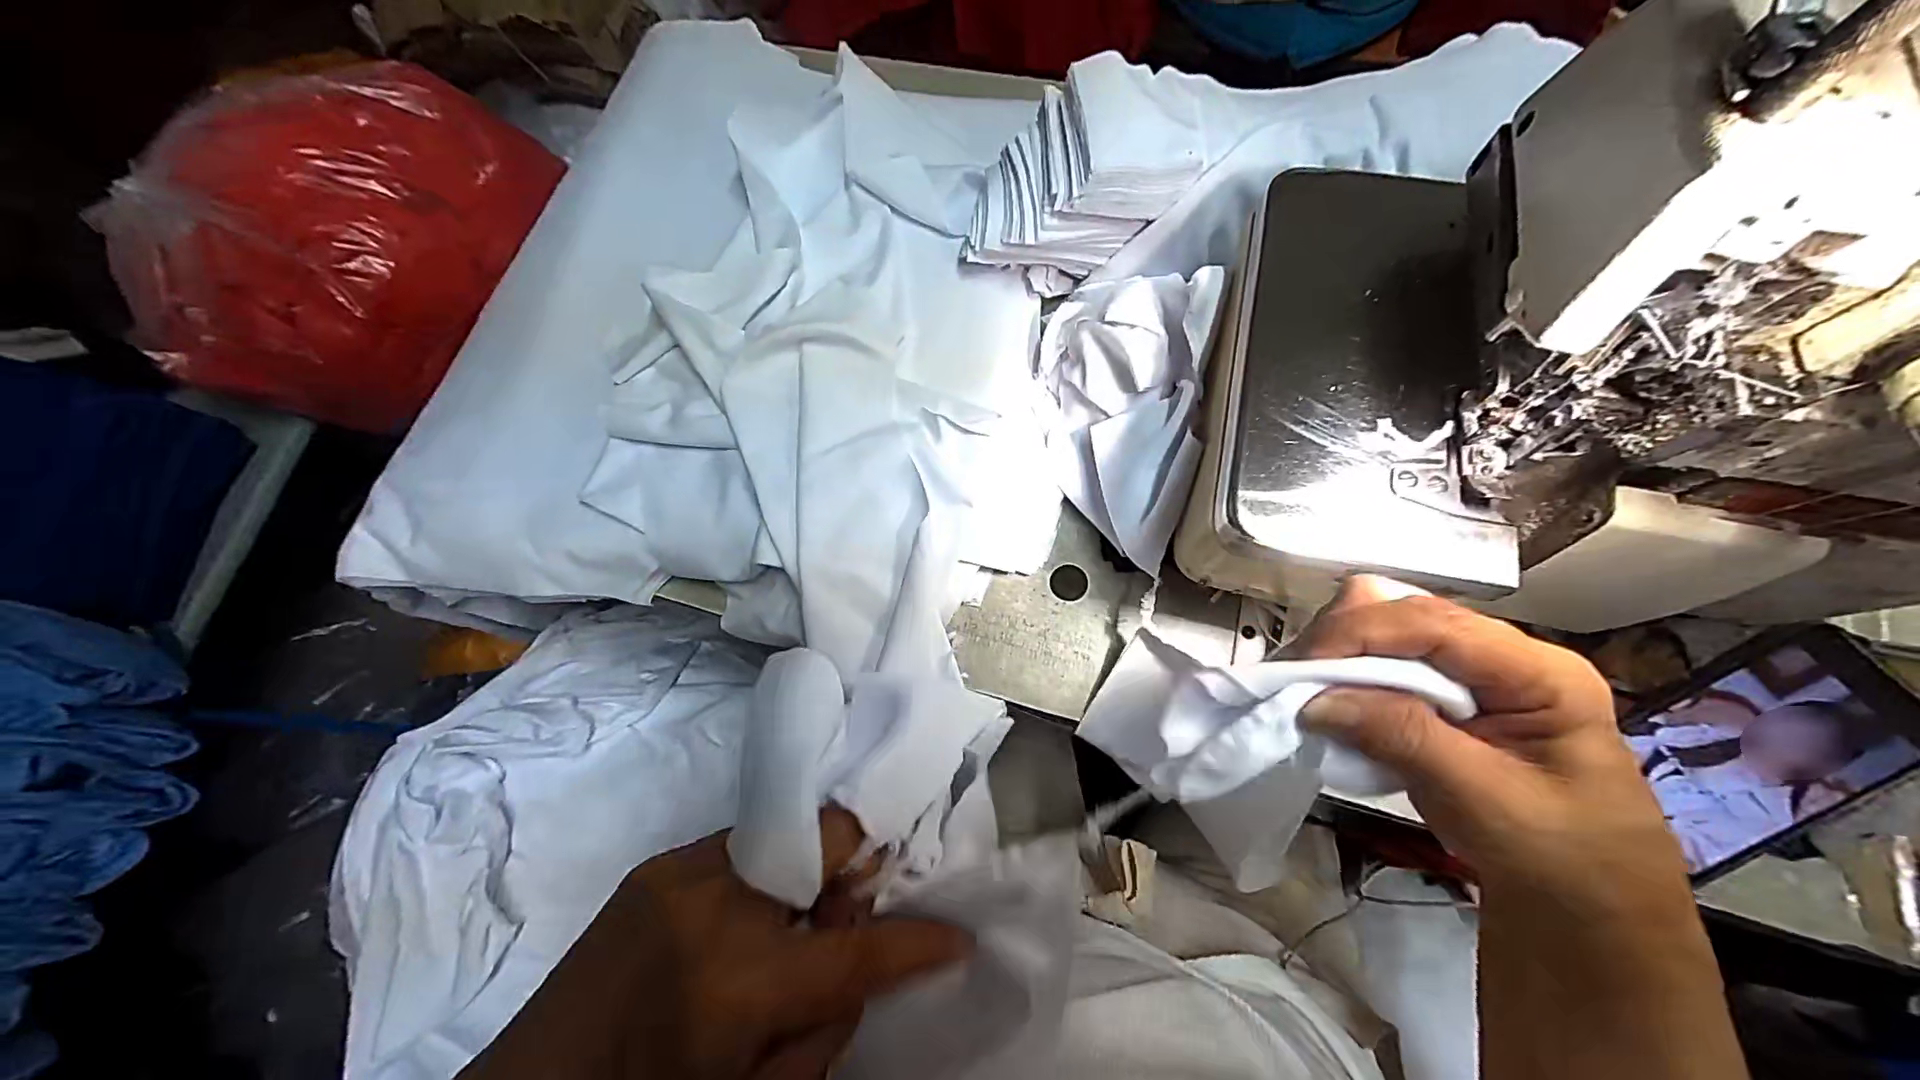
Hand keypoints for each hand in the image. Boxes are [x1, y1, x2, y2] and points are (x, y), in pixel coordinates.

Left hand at [459, 810, 971, 1079]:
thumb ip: (825, 1023)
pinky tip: (744, 913)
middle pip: (827, 840)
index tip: (958, 936)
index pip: (858, 952)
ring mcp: (684, 873)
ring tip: (794, 911)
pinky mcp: (658, 864)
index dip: (917, 942)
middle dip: (860, 858)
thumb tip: (862, 952)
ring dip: (806, 871)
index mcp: (743, 983)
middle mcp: (719, 906)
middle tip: (862, 894)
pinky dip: (761, 875)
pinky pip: (738, 849)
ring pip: (786, 840)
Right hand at [1295, 575, 1688, 911]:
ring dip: (1343, 655)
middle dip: (1343, 638)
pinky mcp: (1454, 694)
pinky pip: (1391, 664)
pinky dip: (1353, 675)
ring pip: (1392, 634)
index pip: (1432, 624)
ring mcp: (1481, 673)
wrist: (1589, 908)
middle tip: (1292, 678)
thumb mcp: (1480, 797)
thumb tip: (1313, 700)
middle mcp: (1508, 656)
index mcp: (1538, 672)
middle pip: (1407, 616)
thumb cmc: (1555, 857)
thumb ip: (1401, 736)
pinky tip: (1331, 698)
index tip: (1300, 666)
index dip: (1358, 632)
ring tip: (1303, 687)